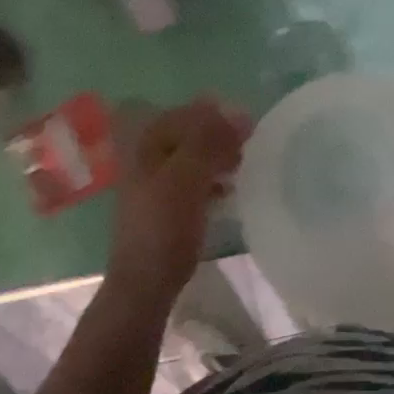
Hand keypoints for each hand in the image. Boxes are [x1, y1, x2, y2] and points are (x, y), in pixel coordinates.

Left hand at [107, 99, 248, 303]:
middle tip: (248, 146)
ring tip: (242, 166)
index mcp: (145, 145)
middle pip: (186, 134)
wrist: (145, 283)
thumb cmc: (165, 227)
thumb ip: (207, 140)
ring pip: (189, 158)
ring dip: (215, 157)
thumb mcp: (186, 178)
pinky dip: (209, 180)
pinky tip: (227, 191)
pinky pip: (190, 182)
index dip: (217, 115)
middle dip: (217, 135)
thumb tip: (234, 110)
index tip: (249, 127)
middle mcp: (144, 158)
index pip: (184, 114)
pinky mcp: (162, 209)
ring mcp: (151, 184)